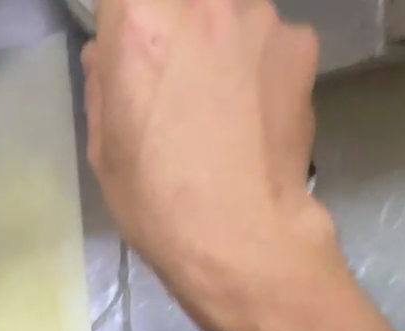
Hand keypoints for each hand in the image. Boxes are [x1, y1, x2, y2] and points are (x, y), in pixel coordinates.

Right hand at [84, 0, 337, 330]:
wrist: (240, 234)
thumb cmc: (153, 200)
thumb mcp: (103, 148)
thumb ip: (104, 82)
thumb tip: (109, 51)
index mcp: (140, 25)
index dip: (122, 12)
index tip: (119, 35)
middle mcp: (203, 1)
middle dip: (165, 22)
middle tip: (162, 74)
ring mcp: (260, 14)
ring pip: (222, 8)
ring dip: (210, 35)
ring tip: (208, 96)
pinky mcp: (300, 40)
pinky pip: (262, 34)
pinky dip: (249, 59)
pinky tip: (244, 110)